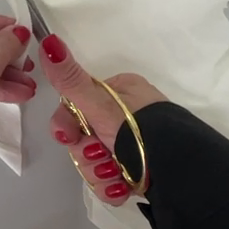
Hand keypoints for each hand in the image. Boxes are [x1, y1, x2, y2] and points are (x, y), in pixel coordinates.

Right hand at [39, 35, 167, 206]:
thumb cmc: (139, 131)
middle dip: (87, 153)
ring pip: (94, 160)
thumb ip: (70, 78)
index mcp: (120, 91)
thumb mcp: (99, 104)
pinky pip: (111, 179)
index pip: (76, 105)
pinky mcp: (139, 171)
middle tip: (99, 158)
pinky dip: (112, 187)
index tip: (67, 137)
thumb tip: (48, 40)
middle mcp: (126, 115)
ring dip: (99, 173)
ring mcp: (133, 144)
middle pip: (83, 136)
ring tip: (116, 176)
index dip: (67, 124)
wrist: (180, 174)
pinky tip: (121, 188)